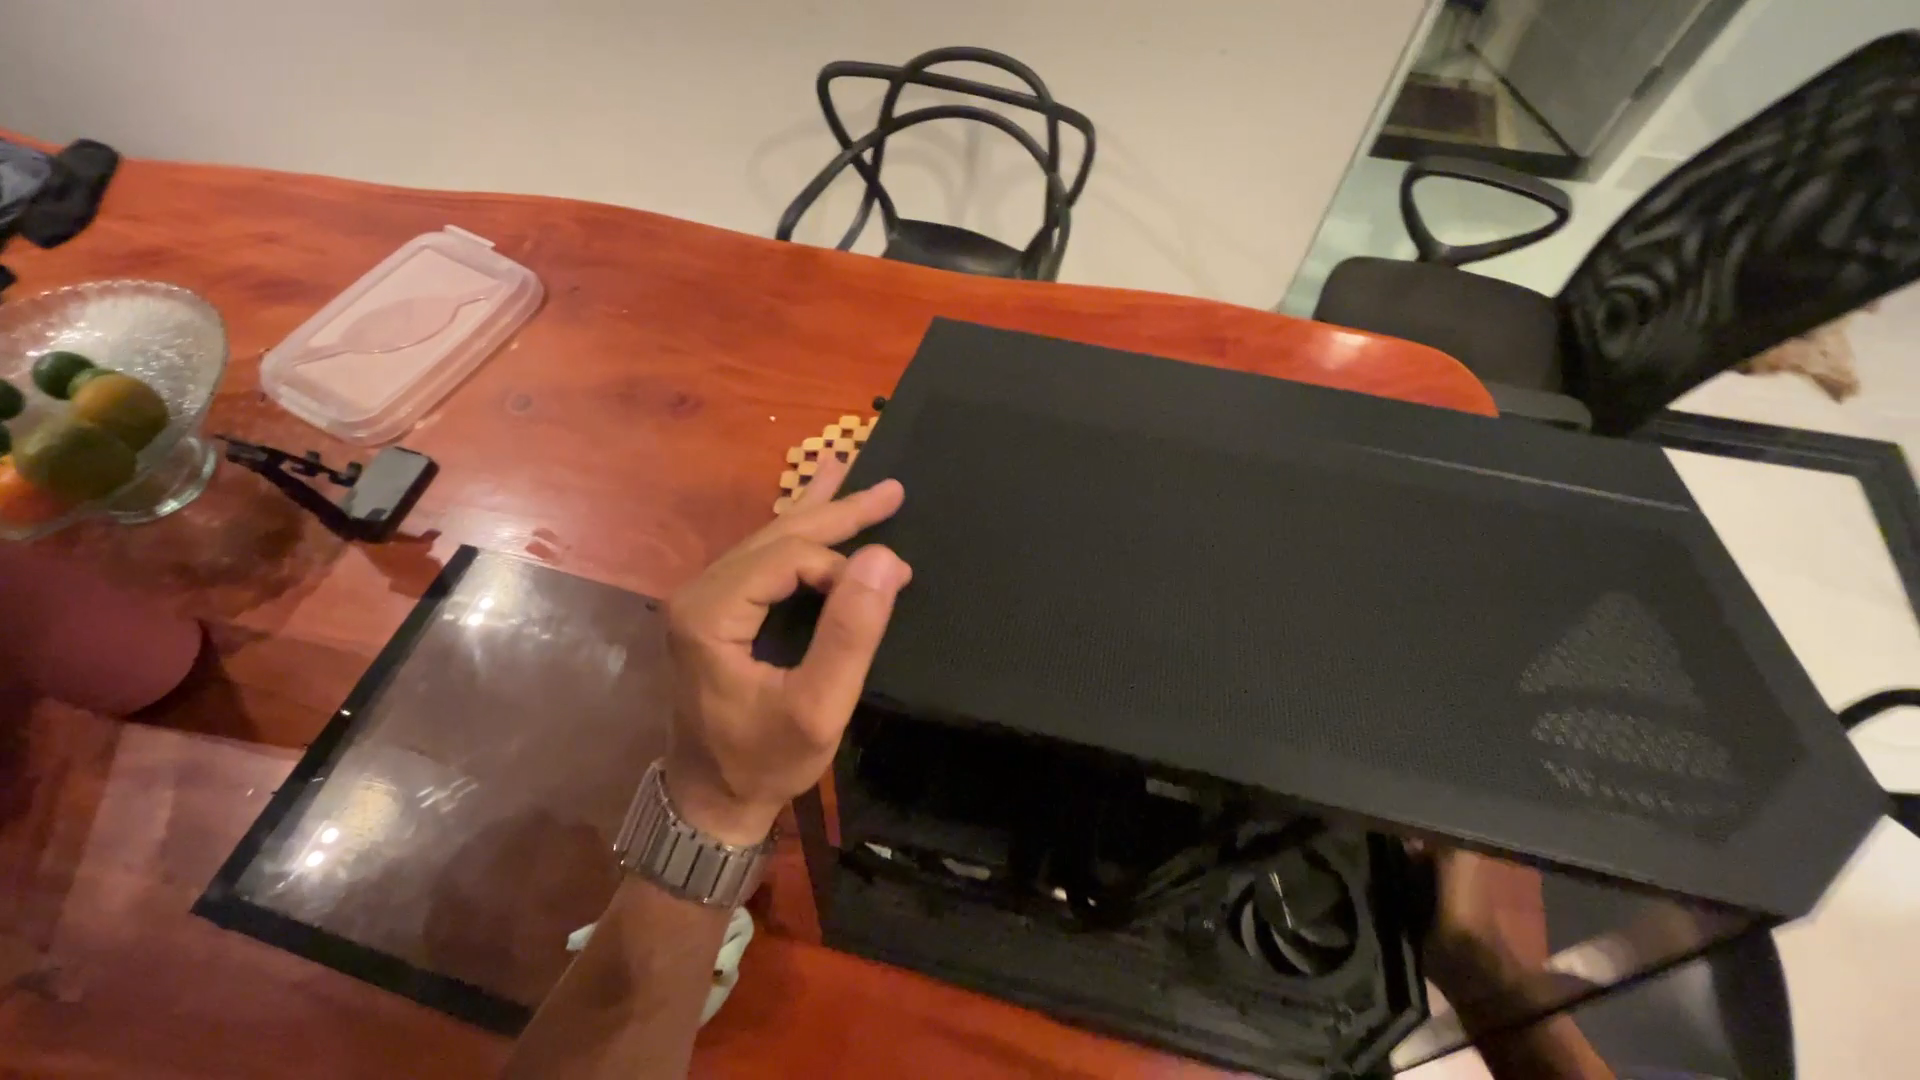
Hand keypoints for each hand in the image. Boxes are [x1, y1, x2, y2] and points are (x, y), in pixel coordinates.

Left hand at [661, 457, 910, 845]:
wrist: (710, 801)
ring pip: (769, 541)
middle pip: (777, 537)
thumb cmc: (763, 761)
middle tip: (892, 490)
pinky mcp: (715, 611)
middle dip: (838, 512)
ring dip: (818, 513)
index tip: (891, 588)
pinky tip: (811, 509)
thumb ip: (849, 635)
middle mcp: (699, 594)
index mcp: (711, 613)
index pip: (788, 560)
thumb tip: (884, 558)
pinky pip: (762, 559)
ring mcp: (703, 600)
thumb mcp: (817, 709)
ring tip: (852, 473)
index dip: (844, 566)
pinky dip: (797, 534)